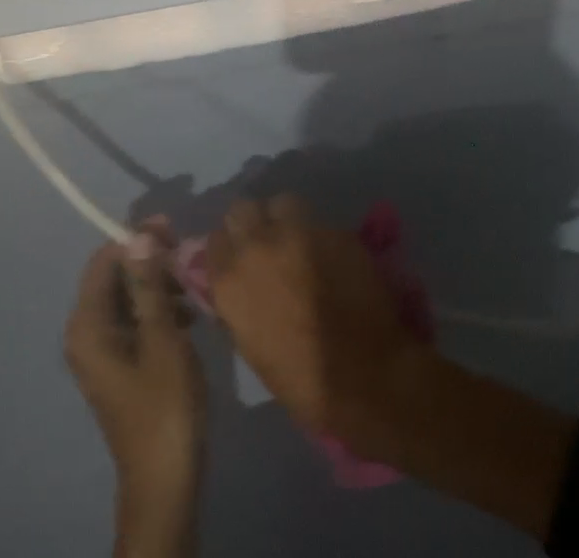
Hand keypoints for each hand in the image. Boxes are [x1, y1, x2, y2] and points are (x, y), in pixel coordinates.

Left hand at [65, 220, 204, 557]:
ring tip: (194, 290)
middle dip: (151, 262)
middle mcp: (86, 334)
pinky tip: (188, 317)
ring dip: (158, 286)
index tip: (175, 229)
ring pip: (127, 300)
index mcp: (88, 325)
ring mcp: (101, 352)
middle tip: (190, 257)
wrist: (164, 475)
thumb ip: (150, 285)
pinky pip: (135, 322)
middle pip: (114, 279)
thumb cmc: (164, 404)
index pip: (104, 261)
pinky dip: (158, 311)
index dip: (137, 239)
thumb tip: (139, 235)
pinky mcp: (119, 366)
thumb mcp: (163, 338)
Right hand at [205, 195, 424, 458]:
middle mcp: (259, 246)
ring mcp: (300, 233)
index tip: (240, 258)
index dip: (229, 248)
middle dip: (253, 222)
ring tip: (300, 240)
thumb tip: (239, 286)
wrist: (362, 373)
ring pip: (283, 203)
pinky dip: (322, 236)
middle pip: (243, 209)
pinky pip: (321, 223)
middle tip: (268, 242)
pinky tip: (333, 257)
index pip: (216, 240)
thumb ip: (238, 303)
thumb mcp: (249, 344)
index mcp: (230, 279)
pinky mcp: (338, 232)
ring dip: (286, 218)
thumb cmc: (300, 376)